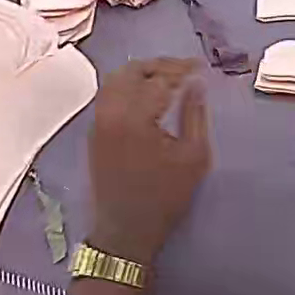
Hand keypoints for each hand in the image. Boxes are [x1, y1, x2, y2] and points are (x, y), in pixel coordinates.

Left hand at [87, 58, 210, 264]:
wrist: (126, 229)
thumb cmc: (164, 195)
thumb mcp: (193, 156)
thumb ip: (195, 114)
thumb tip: (197, 83)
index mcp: (134, 116)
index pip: (159, 78)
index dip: (182, 70)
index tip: (200, 68)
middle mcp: (109, 111)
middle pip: (132, 71)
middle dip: (160, 65)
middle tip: (184, 70)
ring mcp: (97, 120)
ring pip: (116, 80)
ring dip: (142, 73)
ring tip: (167, 79)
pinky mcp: (94, 130)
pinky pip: (108, 94)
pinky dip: (128, 86)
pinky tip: (147, 95)